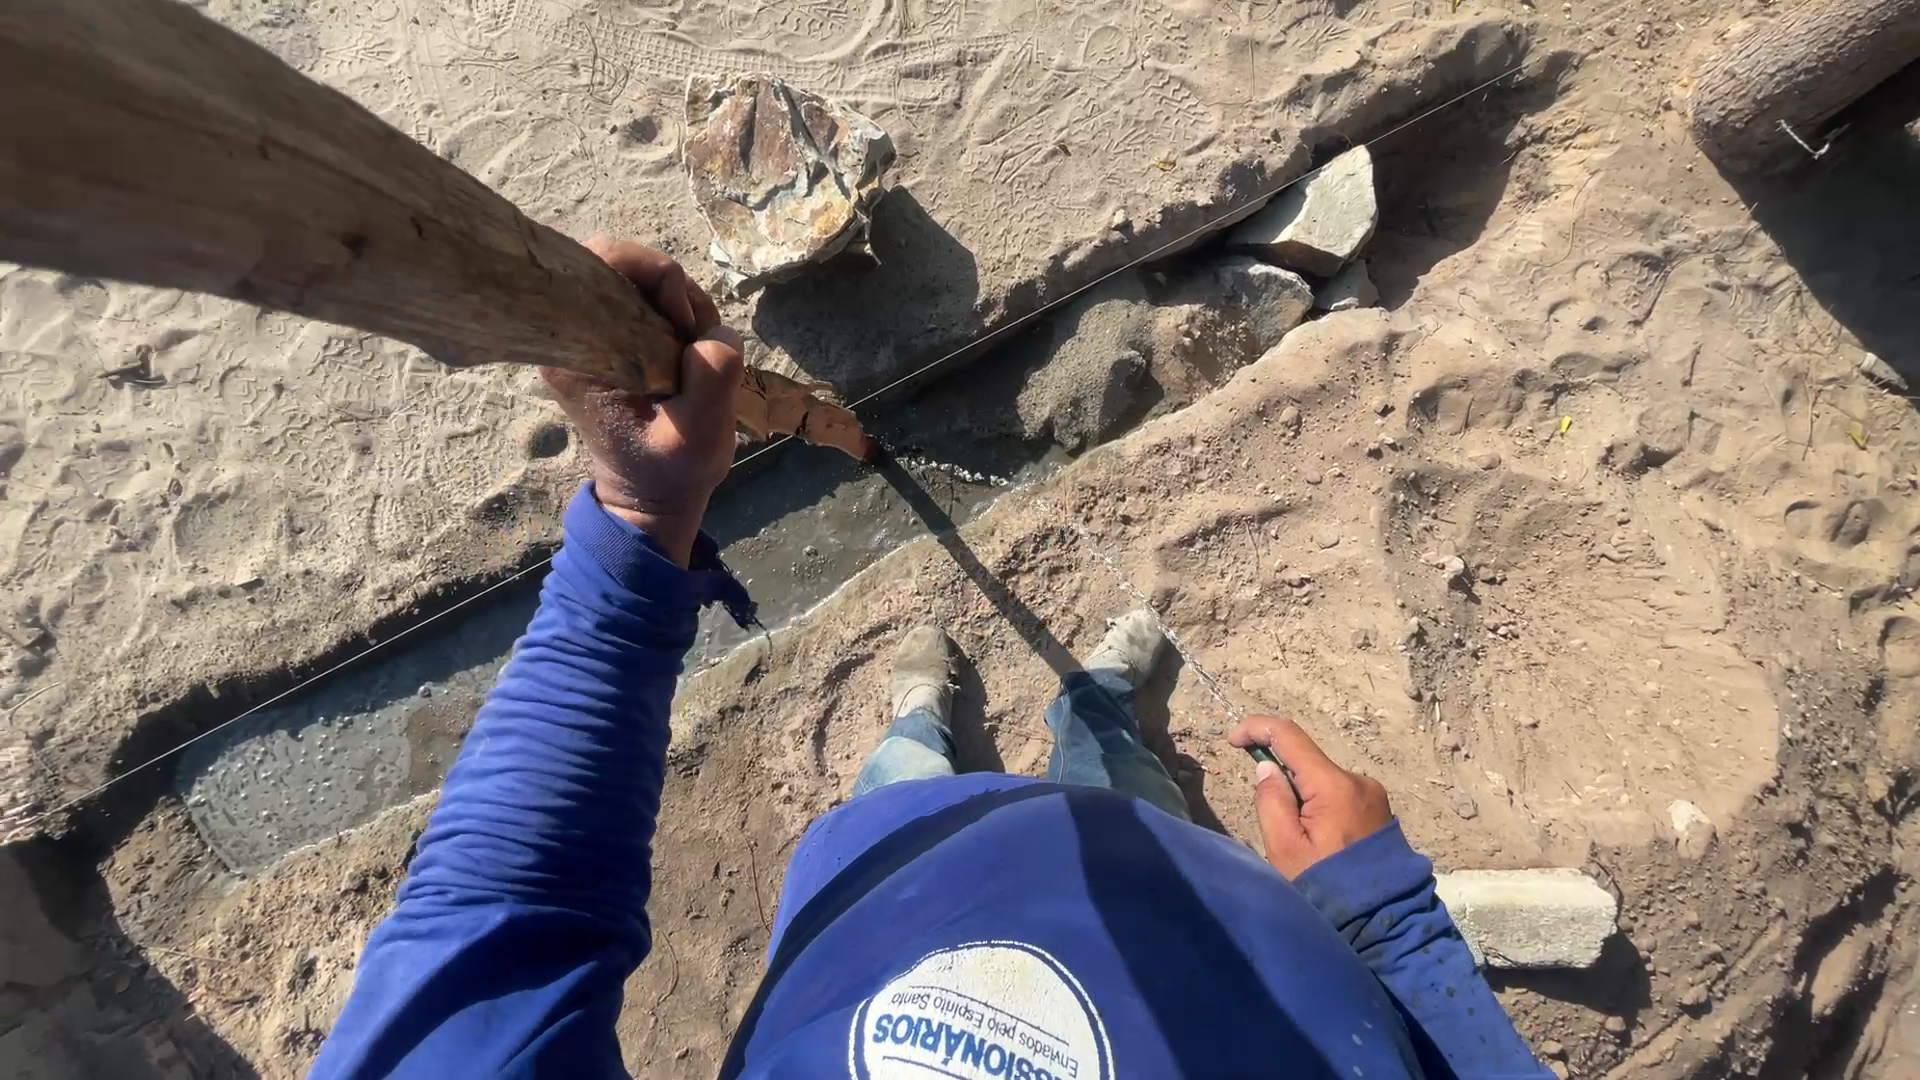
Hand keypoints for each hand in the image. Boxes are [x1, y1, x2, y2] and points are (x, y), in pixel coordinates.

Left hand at [541, 237, 743, 566]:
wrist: (654, 499)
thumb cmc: (669, 472)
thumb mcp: (696, 433)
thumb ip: (711, 377)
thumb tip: (718, 334)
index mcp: (579, 352)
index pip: (601, 262)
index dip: (654, 276)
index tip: (683, 326)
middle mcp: (579, 334)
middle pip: (630, 267)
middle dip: (679, 297)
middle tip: (698, 346)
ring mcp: (600, 336)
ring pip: (651, 285)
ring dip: (689, 312)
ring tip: (700, 360)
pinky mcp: (621, 343)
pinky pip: (656, 306)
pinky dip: (687, 323)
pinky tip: (695, 358)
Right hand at [1229, 715, 1392, 879]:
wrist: (1385, 926)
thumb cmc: (1326, 886)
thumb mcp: (1284, 847)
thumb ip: (1270, 799)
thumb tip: (1267, 768)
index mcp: (1333, 785)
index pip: (1288, 735)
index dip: (1256, 728)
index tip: (1233, 740)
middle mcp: (1358, 781)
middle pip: (1305, 760)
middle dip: (1279, 775)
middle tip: (1272, 818)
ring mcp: (1372, 795)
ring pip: (1321, 778)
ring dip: (1300, 792)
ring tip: (1300, 837)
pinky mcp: (1379, 809)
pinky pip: (1338, 792)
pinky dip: (1318, 802)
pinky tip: (1319, 837)